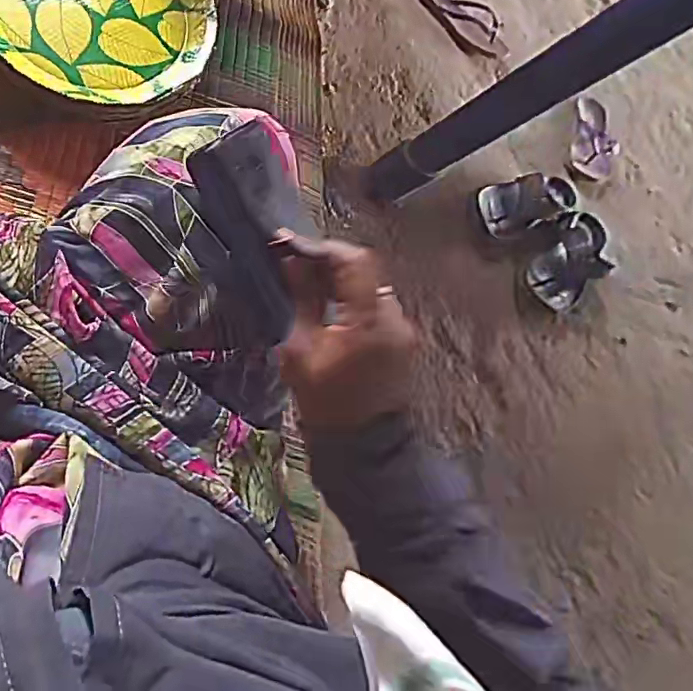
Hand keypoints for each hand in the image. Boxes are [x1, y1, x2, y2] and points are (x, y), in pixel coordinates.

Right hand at [273, 232, 418, 431]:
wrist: (363, 447)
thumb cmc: (325, 402)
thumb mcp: (301, 348)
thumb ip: (301, 297)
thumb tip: (291, 260)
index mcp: (369, 320)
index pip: (353, 260)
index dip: (321, 247)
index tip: (290, 245)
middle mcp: (394, 317)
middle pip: (363, 268)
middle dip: (327, 260)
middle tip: (294, 260)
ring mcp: (402, 327)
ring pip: (369, 282)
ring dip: (339, 276)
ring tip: (307, 279)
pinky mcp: (402, 336)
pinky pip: (375, 301)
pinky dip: (352, 294)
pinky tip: (328, 301)